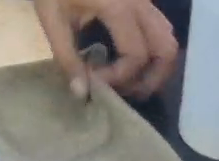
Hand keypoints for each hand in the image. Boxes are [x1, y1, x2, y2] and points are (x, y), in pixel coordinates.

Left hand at [33, 0, 179, 99]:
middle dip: (151, 78)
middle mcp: (140, 1)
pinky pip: (157, 27)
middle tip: (126, 91)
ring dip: (155, 65)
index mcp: (118, 6)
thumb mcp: (51, 16)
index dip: (119, 78)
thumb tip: (82, 93)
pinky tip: (127, 58)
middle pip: (166, 48)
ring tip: (130, 79)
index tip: (95, 81)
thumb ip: (67, 57)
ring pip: (167, 37)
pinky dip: (150, 49)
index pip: (135, 56)